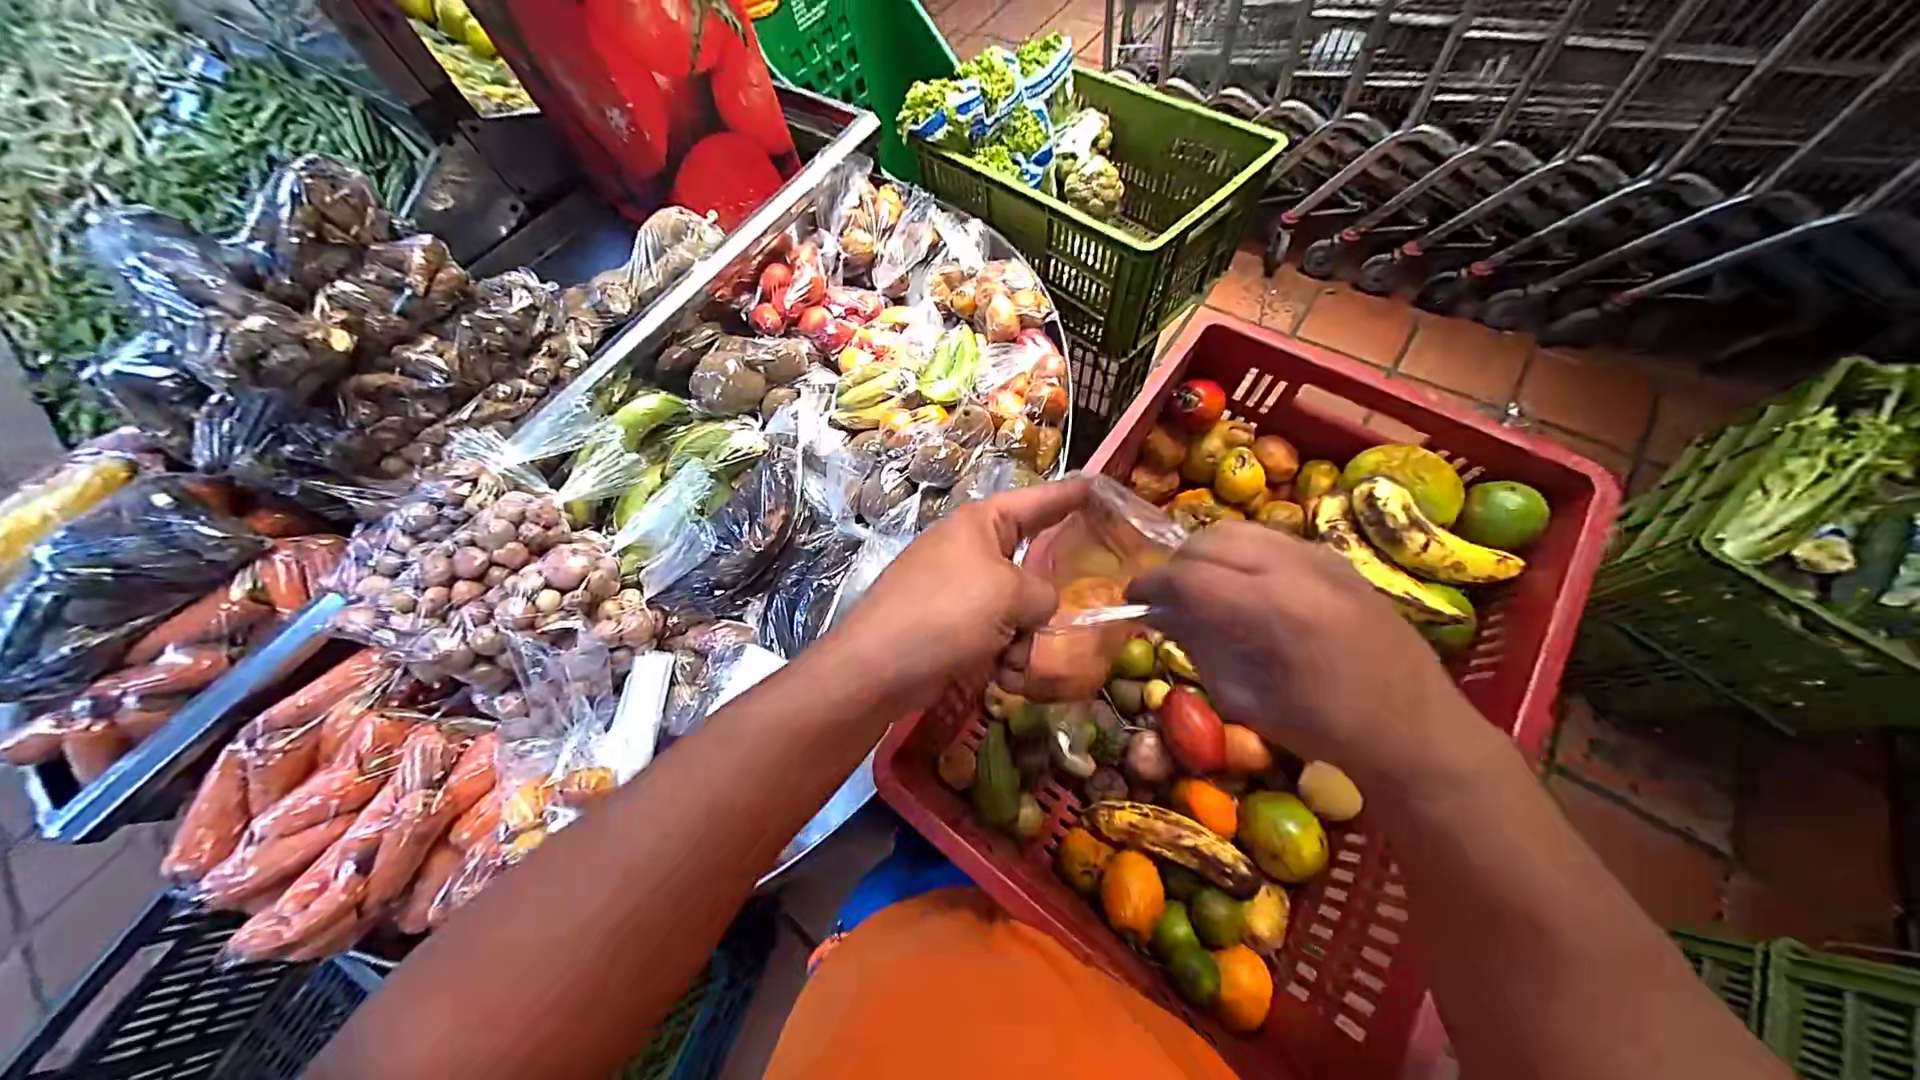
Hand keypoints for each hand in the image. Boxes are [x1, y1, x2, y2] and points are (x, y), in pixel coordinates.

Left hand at [828, 479, 1089, 707]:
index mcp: (982, 525)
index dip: (1069, 496)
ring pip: (1018, 611)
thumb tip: (1039, 607)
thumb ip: (1044, 593)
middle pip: (1031, 568)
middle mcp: (971, 552)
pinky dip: (1004, 657)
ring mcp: (960, 591)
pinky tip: (1001, 676)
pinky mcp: (953, 627)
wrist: (879, 667)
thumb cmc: (945, 613)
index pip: (1037, 502)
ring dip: (1024, 640)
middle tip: (1066, 620)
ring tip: (1013, 660)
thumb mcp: (1009, 594)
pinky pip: (997, 636)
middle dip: (1044, 603)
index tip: (1097, 489)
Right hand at [1127, 521, 1487, 786]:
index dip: (1150, 585)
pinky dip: (1241, 554)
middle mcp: (1294, 568)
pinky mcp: (1336, 559)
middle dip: (1177, 566)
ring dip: (1207, 554)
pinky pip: (1270, 539)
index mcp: (1270, 609)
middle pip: (1208, 542)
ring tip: (1203, 587)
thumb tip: (1161, 612)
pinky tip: (1244, 586)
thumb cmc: (1322, 727)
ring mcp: (1320, 557)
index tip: (1132, 598)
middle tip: (1168, 597)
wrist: (1414, 728)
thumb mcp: (1243, 696)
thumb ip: (1197, 644)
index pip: (1187, 577)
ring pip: (1238, 531)